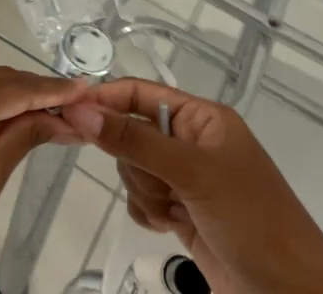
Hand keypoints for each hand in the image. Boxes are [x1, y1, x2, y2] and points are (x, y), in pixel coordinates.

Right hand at [62, 79, 322, 293]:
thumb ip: (134, 140)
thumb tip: (79, 108)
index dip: (105, 99)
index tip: (70, 111)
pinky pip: (142, 200)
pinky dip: (147, 213)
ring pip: (134, 170)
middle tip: (162, 184)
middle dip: (136, 162)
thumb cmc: (253, 220)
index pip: (140, 93)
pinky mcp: (182, 213)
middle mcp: (193, 143)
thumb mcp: (193, 173)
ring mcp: (187, 180)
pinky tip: (169, 227)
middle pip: (131, 133)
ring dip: (145, 193)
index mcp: (204, 119)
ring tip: (175, 213)